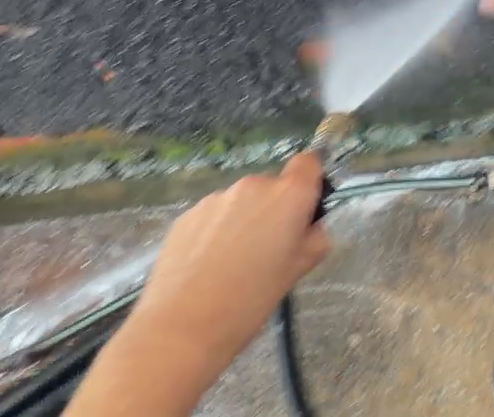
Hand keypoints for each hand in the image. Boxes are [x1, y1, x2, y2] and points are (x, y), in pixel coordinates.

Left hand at [122, 153, 332, 377]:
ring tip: (230, 264)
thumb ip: (314, 238)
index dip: (308, 183)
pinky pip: (212, 216)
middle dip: (273, 210)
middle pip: (272, 186)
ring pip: (240, 202)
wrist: (180, 331)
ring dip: (242, 221)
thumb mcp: (298, 270)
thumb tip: (308, 228)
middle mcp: (254, 185)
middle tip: (266, 251)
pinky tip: (205, 267)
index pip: (308, 163)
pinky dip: (214, 232)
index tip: (303, 213)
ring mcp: (216, 199)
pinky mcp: (186, 216)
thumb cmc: (251, 301)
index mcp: (289, 194)